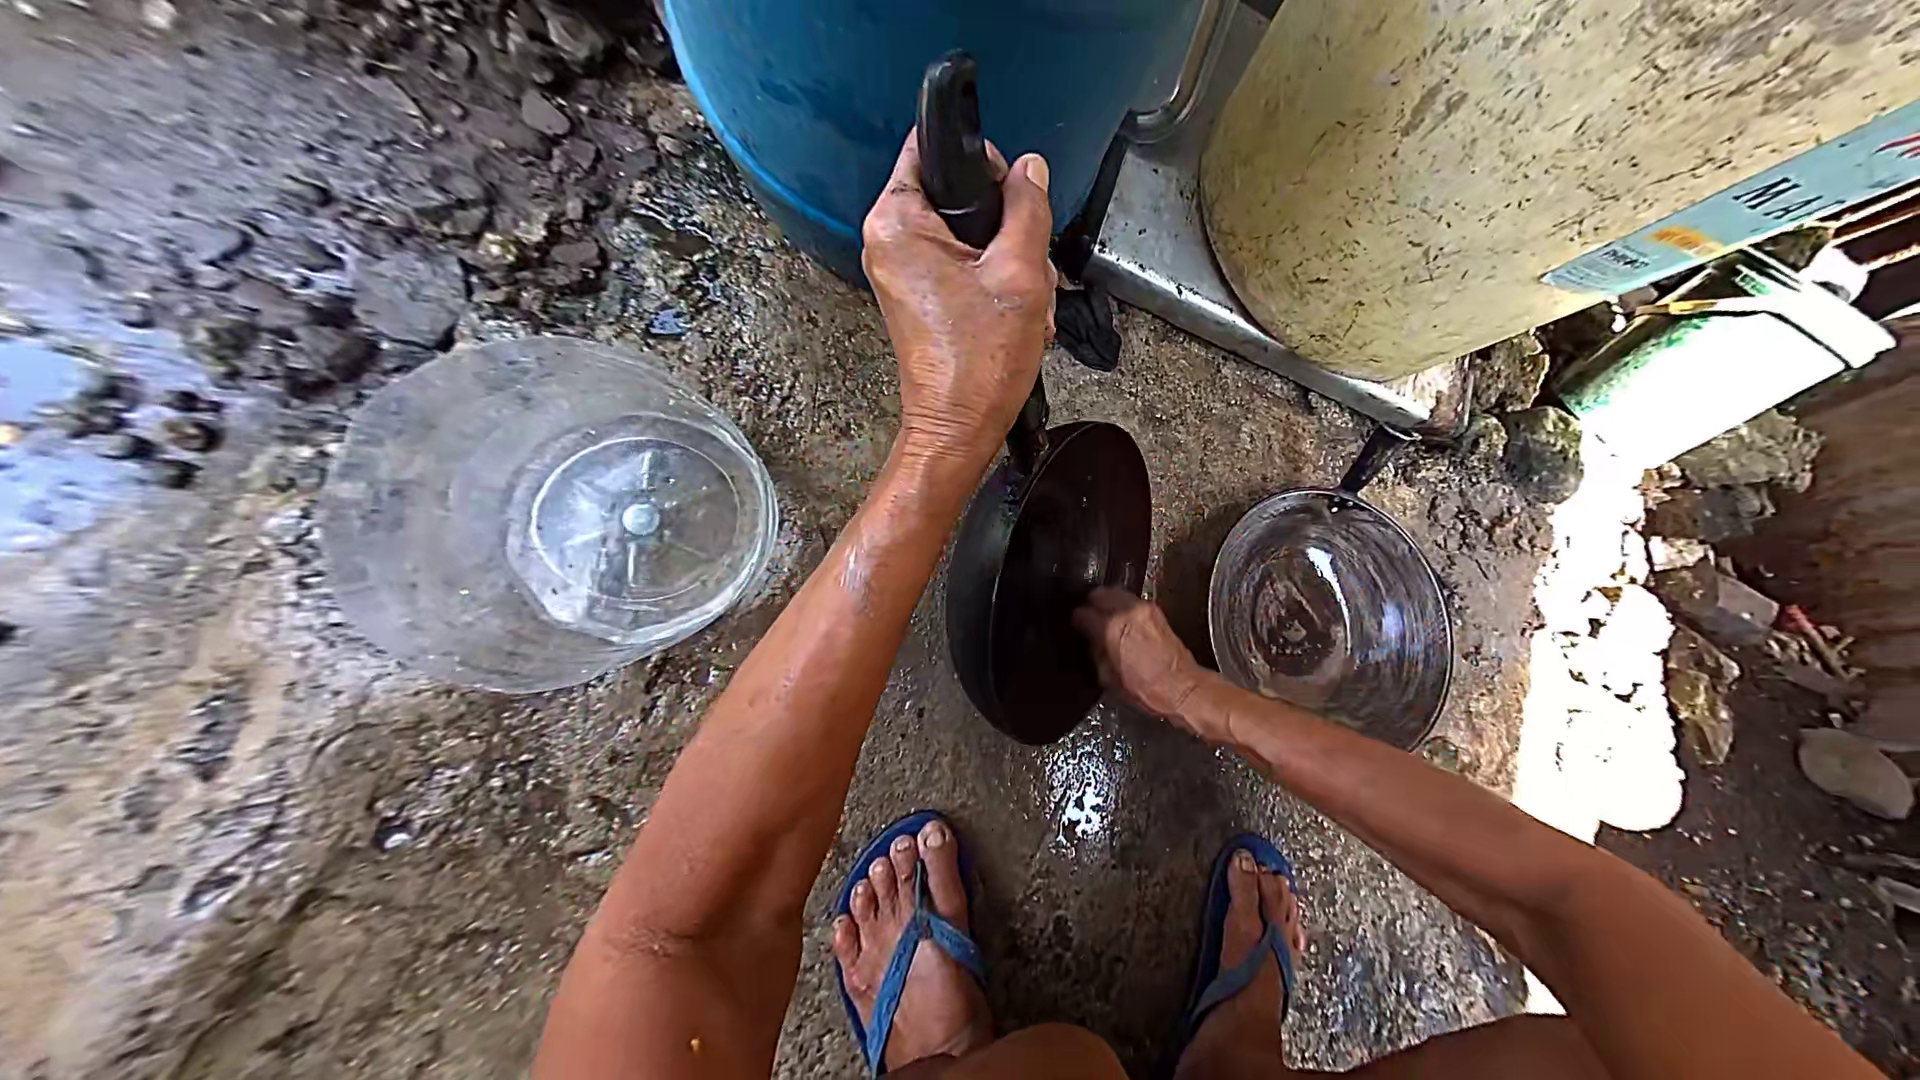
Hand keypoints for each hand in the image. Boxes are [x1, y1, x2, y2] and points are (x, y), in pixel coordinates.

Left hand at [861, 132, 1056, 468]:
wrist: (959, 426)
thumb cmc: (978, 364)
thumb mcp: (1020, 272)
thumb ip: (1028, 207)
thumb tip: (1030, 170)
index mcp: (898, 223)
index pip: (932, 147)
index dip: (983, 164)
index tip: (1010, 197)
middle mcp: (889, 244)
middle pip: (958, 198)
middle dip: (1005, 230)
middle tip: (1025, 271)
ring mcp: (902, 274)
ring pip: (969, 239)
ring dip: (1008, 266)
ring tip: (1024, 304)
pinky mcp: (919, 299)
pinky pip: (963, 270)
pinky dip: (994, 287)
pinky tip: (1014, 316)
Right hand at [1073, 588, 1227, 741]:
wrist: (1181, 688)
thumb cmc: (1147, 688)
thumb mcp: (1106, 676)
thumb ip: (1094, 650)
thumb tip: (1090, 639)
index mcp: (1110, 628)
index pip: (1082, 613)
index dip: (1077, 620)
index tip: (1077, 625)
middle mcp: (1127, 612)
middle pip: (1098, 594)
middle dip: (1090, 605)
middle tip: (1088, 617)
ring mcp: (1143, 609)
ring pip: (1115, 592)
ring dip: (1107, 602)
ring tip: (1104, 617)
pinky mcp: (1156, 611)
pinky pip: (1131, 600)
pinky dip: (1122, 606)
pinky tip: (1122, 621)